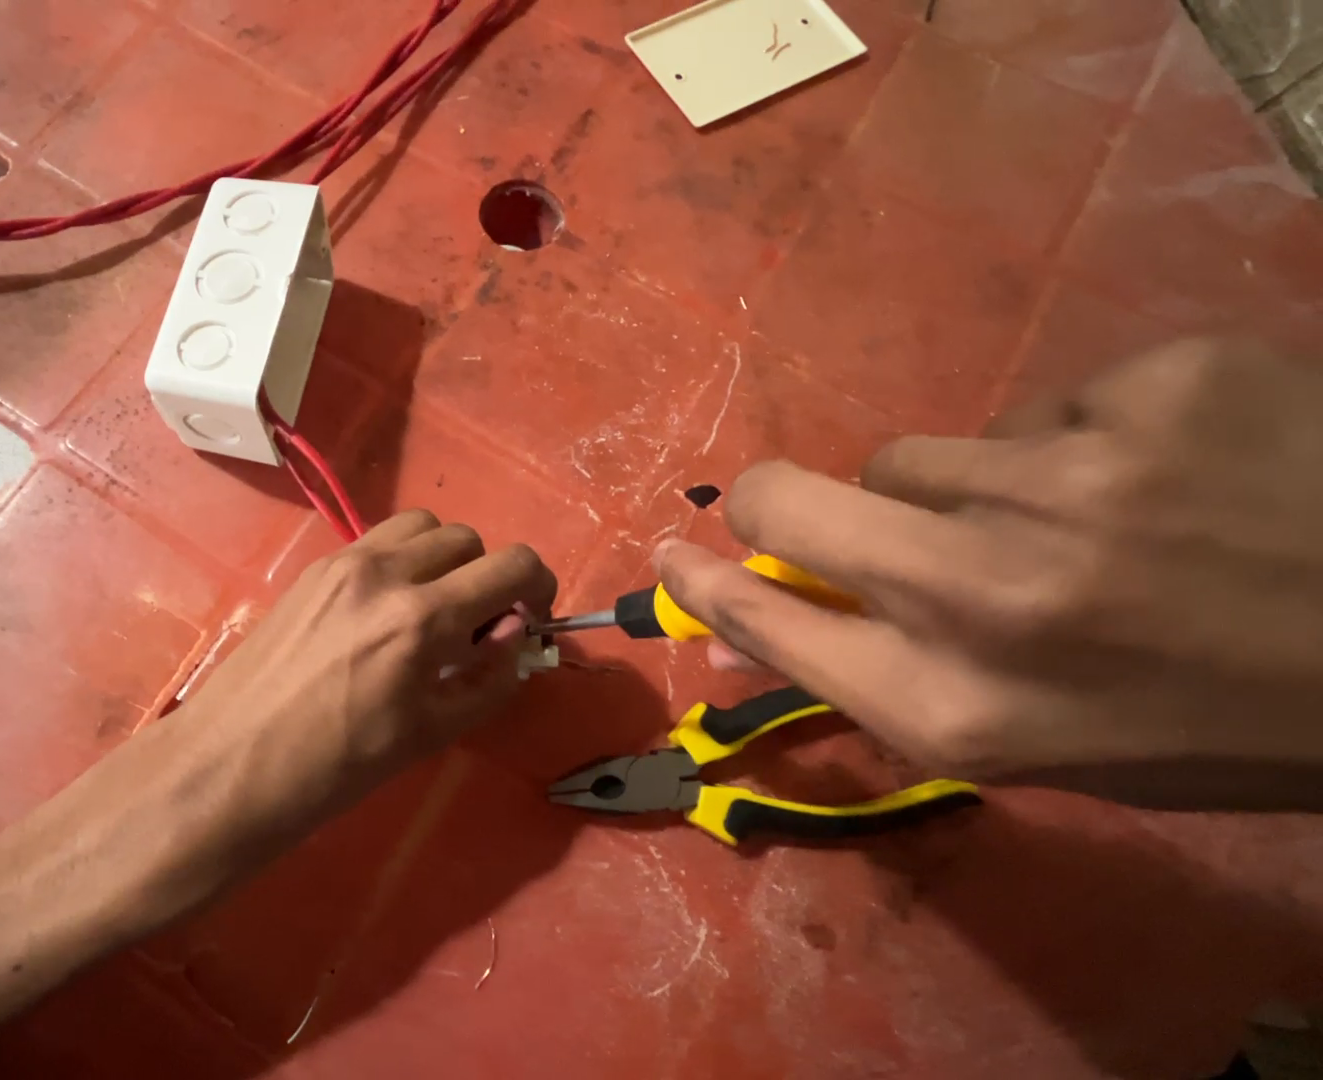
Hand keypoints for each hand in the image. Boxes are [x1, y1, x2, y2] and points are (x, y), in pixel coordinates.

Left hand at [177, 509, 557, 824]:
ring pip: (421, 526)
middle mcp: (384, 573)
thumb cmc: (336, 766)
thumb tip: (517, 636)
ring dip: (444, 558)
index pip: (511, 564)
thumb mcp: (430, 732)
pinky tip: (386, 609)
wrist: (233, 761)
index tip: (533, 614)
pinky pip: (377, 541)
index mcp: (420, 618)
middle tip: (478, 624)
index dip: (538, 584)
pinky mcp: (313, 569)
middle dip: (487, 575)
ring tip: (432, 608)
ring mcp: (342, 563)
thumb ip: (490, 677)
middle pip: (466, 538)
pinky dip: (402, 560)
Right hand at [655, 339, 1322, 810]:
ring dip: (960, 490)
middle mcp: (990, 594)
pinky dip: (1079, 444)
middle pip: (788, 500)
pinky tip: (1176, 476)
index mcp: (958, 704)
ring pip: (918, 457)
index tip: (671, 553)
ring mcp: (1077, 479)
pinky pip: (1046, 410)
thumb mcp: (1021, 736)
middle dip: (782, 504)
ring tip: (1073, 521)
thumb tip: (737, 613)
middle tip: (824, 514)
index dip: (703, 582)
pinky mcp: (1164, 386)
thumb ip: (865, 667)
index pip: (764, 619)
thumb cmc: (1202, 720)